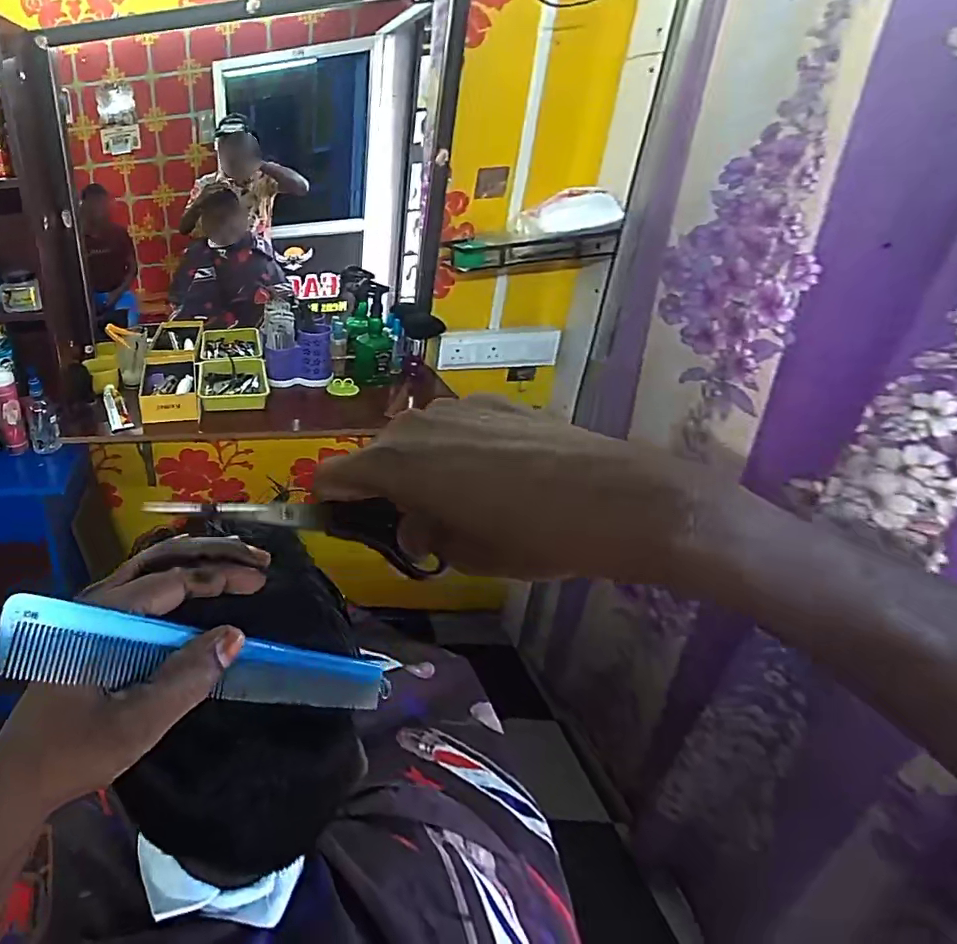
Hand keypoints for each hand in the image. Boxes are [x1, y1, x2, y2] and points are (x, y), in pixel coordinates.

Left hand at [0, 536, 267, 811]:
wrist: (21, 771)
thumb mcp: (136, 723)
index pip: (170, 582)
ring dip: (193, 561)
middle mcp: (96, 601)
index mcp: (102, 615)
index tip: (261, 579)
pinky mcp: (96, 628)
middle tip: (257, 558)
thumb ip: (185, 678)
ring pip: (149, 570)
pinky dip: (177, 580)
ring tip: (237, 562)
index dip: (218, 576)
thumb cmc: (75, 750)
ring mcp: (93, 612)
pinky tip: (199, 587)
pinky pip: (142, 590)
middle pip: (158, 560)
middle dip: (209, 554)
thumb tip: (235, 635)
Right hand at [313, 395, 717, 584]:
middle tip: (418, 522)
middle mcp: (412, 426)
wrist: (626, 500)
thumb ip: (425, 537)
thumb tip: (417, 528)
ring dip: (422, 467)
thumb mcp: (467, 554)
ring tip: (465, 498)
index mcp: (392, 464)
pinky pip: (456, 427)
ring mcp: (455, 408)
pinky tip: (501, 475)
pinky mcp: (495, 402)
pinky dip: (459, 450)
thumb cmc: (533, 536)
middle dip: (384, 489)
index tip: (346, 522)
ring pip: (416, 440)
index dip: (331, 501)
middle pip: (375, 456)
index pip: (331, 476)